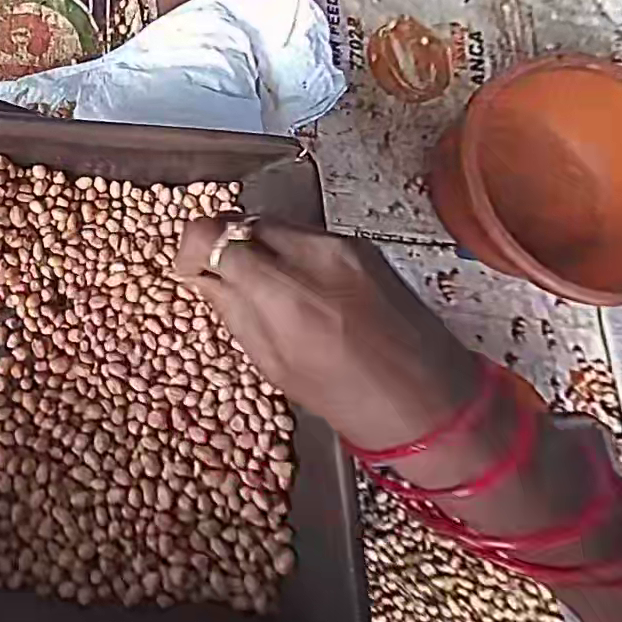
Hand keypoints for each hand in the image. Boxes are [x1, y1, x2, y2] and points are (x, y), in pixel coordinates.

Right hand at [173, 217, 482, 451]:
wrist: (432, 401)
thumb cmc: (345, 395)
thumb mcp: (271, 361)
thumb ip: (232, 308)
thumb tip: (202, 275)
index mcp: (287, 295)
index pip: (216, 235)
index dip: (192, 247)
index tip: (190, 267)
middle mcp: (316, 257)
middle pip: (241, 220)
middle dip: (219, 242)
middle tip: (215, 272)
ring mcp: (343, 246)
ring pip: (271, 222)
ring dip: (250, 244)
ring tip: (254, 280)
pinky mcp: (361, 245)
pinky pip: (302, 232)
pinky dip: (282, 248)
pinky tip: (289, 281)